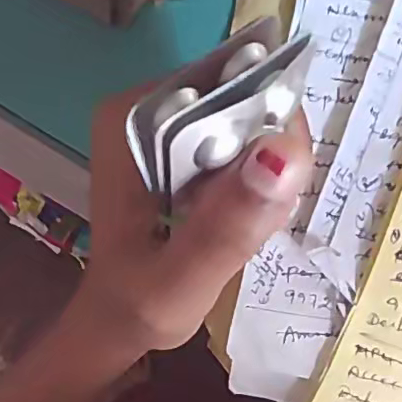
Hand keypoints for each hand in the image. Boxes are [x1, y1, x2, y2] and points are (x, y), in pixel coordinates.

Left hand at [76, 82, 312, 353]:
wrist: (117, 317)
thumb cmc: (138, 306)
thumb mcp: (180, 281)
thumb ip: (227, 226)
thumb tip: (285, 154)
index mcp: (133, 121)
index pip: (229, 84)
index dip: (271, 125)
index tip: (280, 187)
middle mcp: (147, 107)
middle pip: (243, 96)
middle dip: (270, 153)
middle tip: (263, 215)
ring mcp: (165, 124)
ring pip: (248, 119)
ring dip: (267, 171)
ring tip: (248, 224)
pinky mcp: (181, 145)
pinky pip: (241, 141)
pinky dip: (256, 178)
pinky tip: (243, 217)